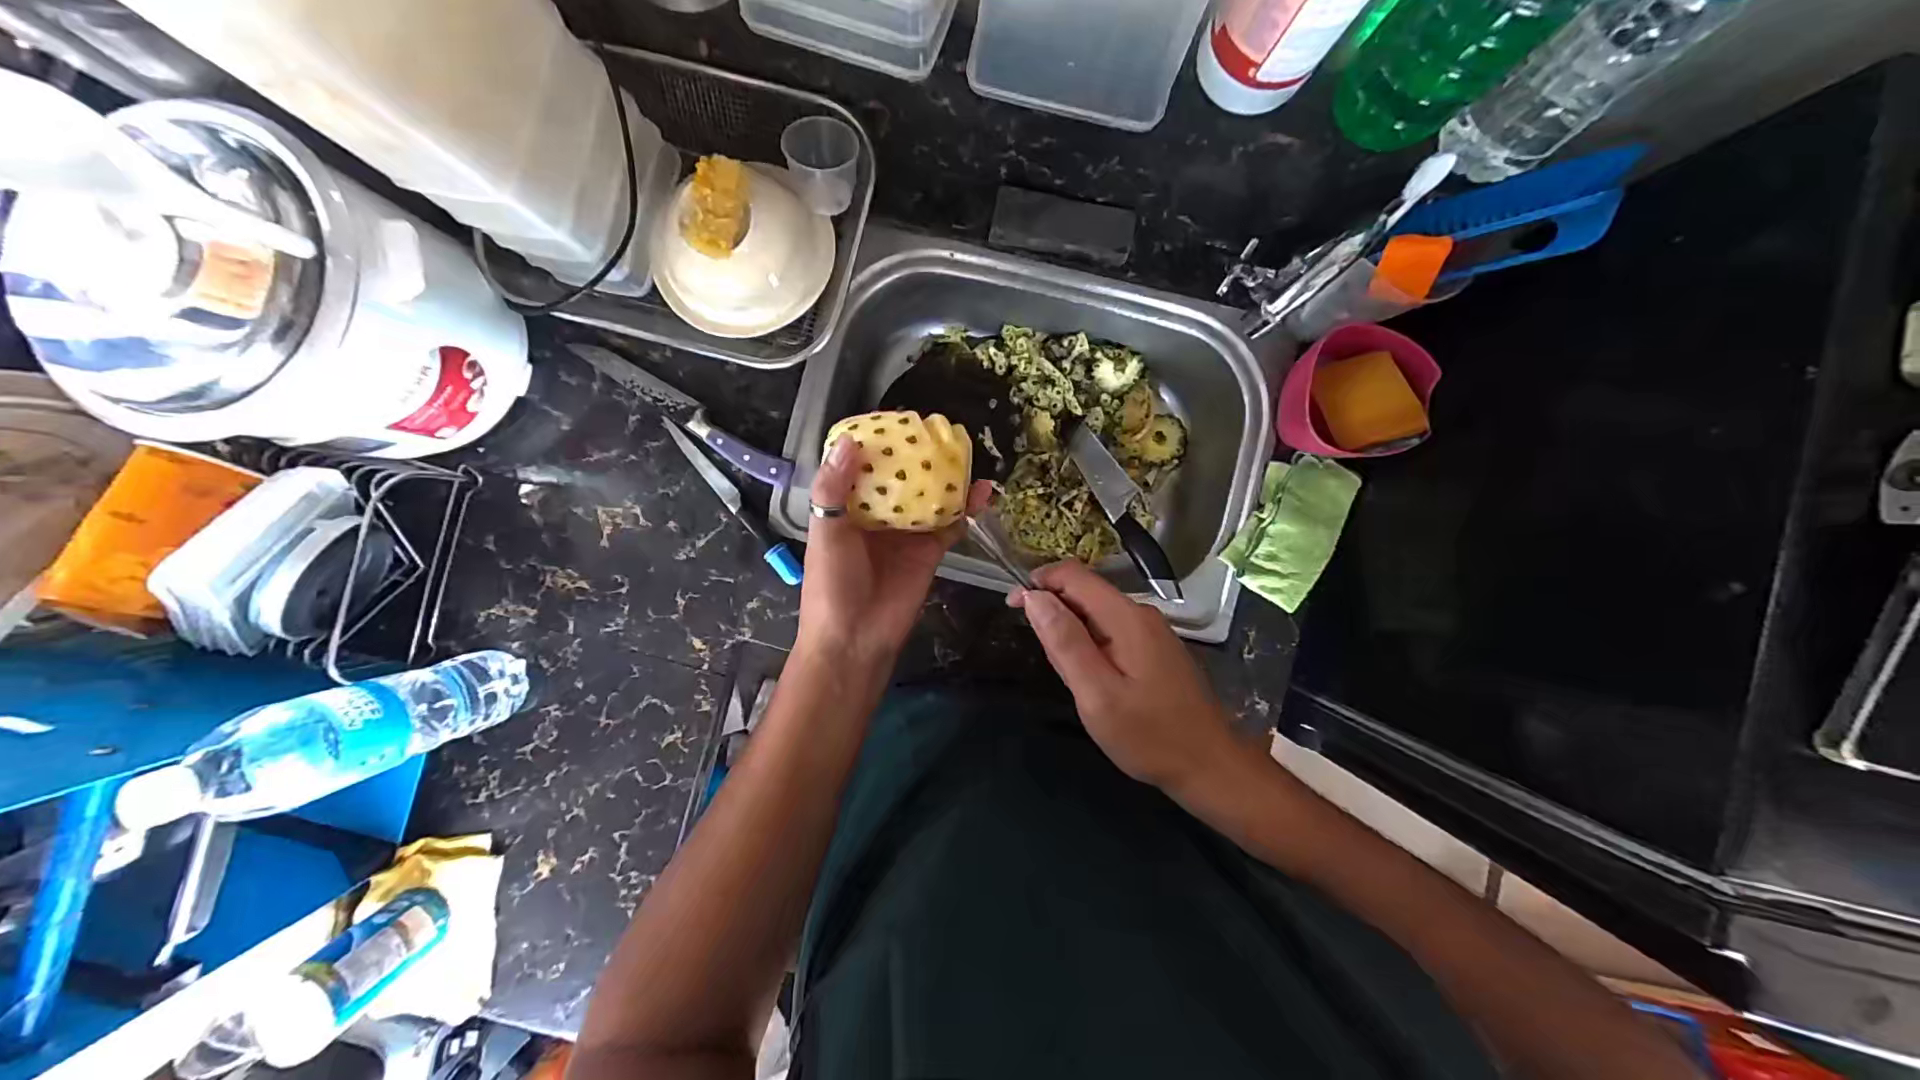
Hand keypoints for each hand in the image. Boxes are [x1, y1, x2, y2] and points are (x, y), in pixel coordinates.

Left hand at [798, 436, 991, 664]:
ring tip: (965, 452)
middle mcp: (878, 515)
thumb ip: (833, 488)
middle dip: (918, 456)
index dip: (878, 443)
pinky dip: (968, 507)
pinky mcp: (930, 550)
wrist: (855, 638)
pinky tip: (983, 490)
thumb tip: (850, 441)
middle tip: (938, 430)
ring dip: (947, 477)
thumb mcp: (824, 533)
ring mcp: (906, 532)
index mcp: (847, 506)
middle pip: (902, 478)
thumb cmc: (831, 584)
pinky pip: (952, 523)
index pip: (863, 466)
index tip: (896, 420)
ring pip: (930, 497)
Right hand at [1010, 560, 1241, 791]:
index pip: (1074, 575)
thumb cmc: (1149, 736)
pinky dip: (1091, 646)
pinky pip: (1112, 632)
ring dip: (1072, 635)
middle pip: (1085, 593)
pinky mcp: (1155, 649)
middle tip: (1053, 666)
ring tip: (1075, 683)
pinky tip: (1096, 684)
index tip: (1013, 608)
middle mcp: (1141, 614)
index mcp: (1127, 618)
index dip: (1038, 583)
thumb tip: (1035, 597)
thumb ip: (1064, 642)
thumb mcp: (1096, 694)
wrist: (1210, 766)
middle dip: (1055, 615)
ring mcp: (1152, 632)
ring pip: (1096, 614)